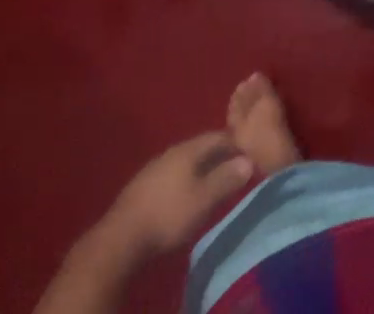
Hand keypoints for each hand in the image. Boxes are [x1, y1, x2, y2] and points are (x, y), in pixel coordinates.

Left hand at [111, 132, 255, 254]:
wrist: (121, 238)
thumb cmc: (169, 214)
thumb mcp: (204, 199)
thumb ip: (227, 178)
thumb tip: (248, 160)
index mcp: (188, 150)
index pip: (219, 136)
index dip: (237, 143)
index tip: (252, 154)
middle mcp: (171, 153)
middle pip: (202, 147)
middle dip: (221, 155)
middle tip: (239, 169)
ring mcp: (154, 168)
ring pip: (187, 161)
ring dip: (204, 168)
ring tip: (218, 182)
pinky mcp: (144, 186)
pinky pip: (174, 174)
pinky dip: (188, 179)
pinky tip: (190, 193)